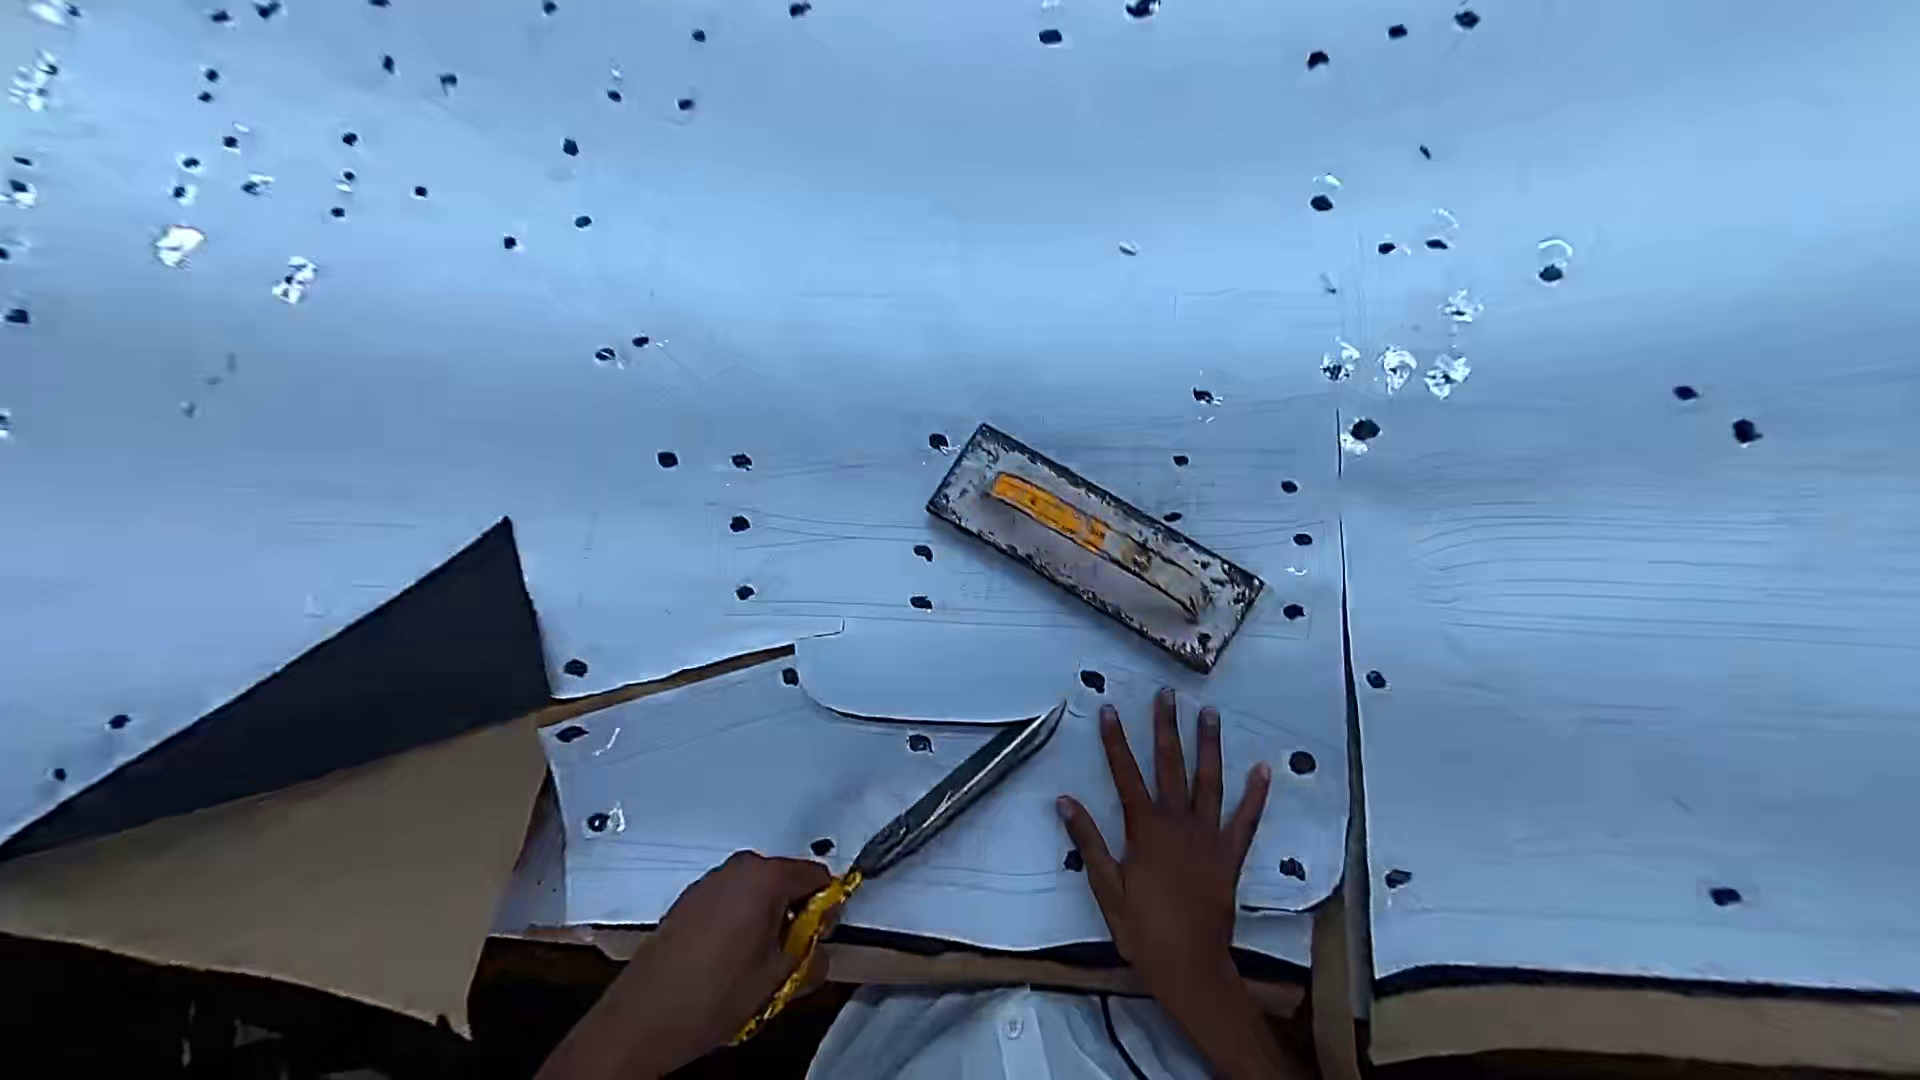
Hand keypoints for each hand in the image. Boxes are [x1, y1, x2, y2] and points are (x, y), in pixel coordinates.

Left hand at [536, 851, 831, 1079]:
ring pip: (759, 890)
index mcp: (766, 877)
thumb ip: (816, 958)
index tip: (816, 940)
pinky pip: (732, 897)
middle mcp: (740, 867)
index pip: (819, 877)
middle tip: (785, 956)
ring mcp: (712, 879)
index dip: (825, 909)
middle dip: (795, 914)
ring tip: (753, 962)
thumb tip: (822, 949)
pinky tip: (726, 958)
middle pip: (787, 880)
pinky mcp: (692, 896)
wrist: (641, 1021)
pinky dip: (740, 919)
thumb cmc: (712, 996)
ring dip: (767, 918)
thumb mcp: (778, 982)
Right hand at [1058, 688, 1291, 1079]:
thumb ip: (1088, 840)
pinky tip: (1263, 768)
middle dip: (1166, 727)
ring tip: (1210, 713)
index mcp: (1145, 828)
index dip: (1115, 740)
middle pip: (1170, 765)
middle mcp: (1178, 823)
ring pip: (1209, 781)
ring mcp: (1208, 836)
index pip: (1125, 773)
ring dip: (1208, 745)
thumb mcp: (1106, 887)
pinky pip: (1246, 819)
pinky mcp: (1231, 854)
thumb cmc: (1143, 929)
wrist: (1192, 968)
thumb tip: (1065, 801)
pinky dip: (1255, 794)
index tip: (1110, 710)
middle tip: (1168, 695)